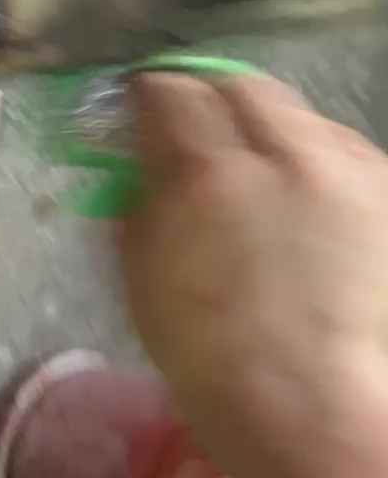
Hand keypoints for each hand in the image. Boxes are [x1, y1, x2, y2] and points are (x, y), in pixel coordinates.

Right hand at [123, 74, 387, 477]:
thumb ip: (137, 201)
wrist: (302, 389)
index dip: (142, 91)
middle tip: (168, 111)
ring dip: (252, 120)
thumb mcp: (137, 265)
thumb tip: (134, 168)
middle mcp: (289, 154)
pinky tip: (282, 186)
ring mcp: (354, 170)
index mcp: (207, 175)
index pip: (172, 96)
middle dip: (199, 91)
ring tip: (228, 154)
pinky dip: (298, 150)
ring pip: (297, 113)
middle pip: (242, 87)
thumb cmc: (195, 337)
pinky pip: (336, 147)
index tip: (123, 100)